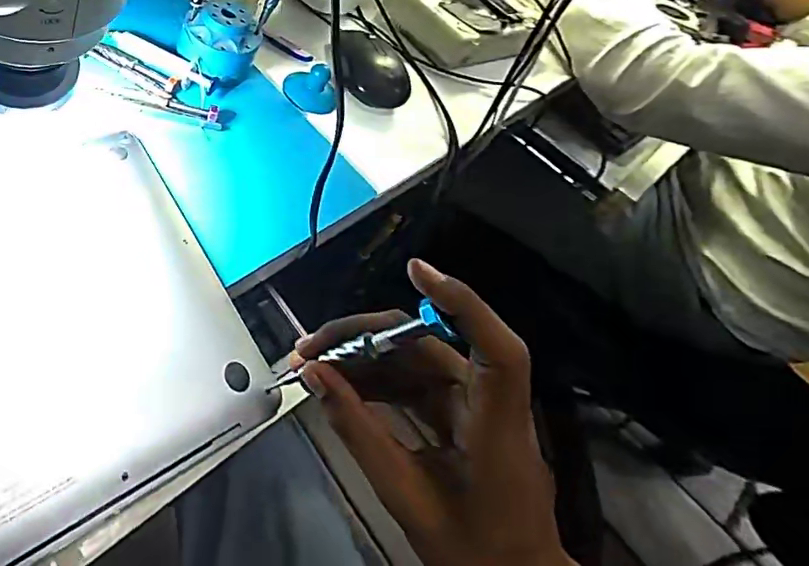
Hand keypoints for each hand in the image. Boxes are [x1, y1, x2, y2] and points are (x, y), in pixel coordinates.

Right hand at [293, 260, 574, 565]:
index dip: (462, 303)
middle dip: (362, 338)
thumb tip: (315, 376)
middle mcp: (489, 405)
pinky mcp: (459, 416)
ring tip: (314, 365)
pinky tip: (340, 384)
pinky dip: (374, 379)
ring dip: (361, 357)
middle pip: (426, 345)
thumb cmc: (475, 553)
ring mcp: (474, 408)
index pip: (497, 350)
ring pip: (412, 358)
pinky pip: (411, 382)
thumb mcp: (407, 497)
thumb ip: (359, 432)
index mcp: (497, 429)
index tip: (417, 271)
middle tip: (311, 348)